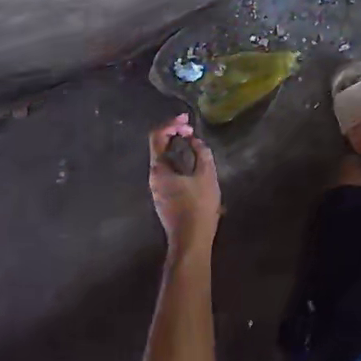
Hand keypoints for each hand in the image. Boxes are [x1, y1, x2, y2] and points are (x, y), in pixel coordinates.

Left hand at [147, 114, 220, 257]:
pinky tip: (195, 165)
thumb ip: (201, 152)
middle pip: (159, 147)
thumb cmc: (199, 207)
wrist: (190, 241)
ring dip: (178, 148)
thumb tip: (194, 140)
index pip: (157, 136)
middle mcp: (153, 177)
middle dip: (175, 134)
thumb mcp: (207, 175)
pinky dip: (179, 161)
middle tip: (193, 131)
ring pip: (165, 160)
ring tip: (196, 145)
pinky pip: (169, 171)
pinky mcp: (164, 197)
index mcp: (159, 169)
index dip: (171, 123)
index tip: (188, 119)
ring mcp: (157, 188)